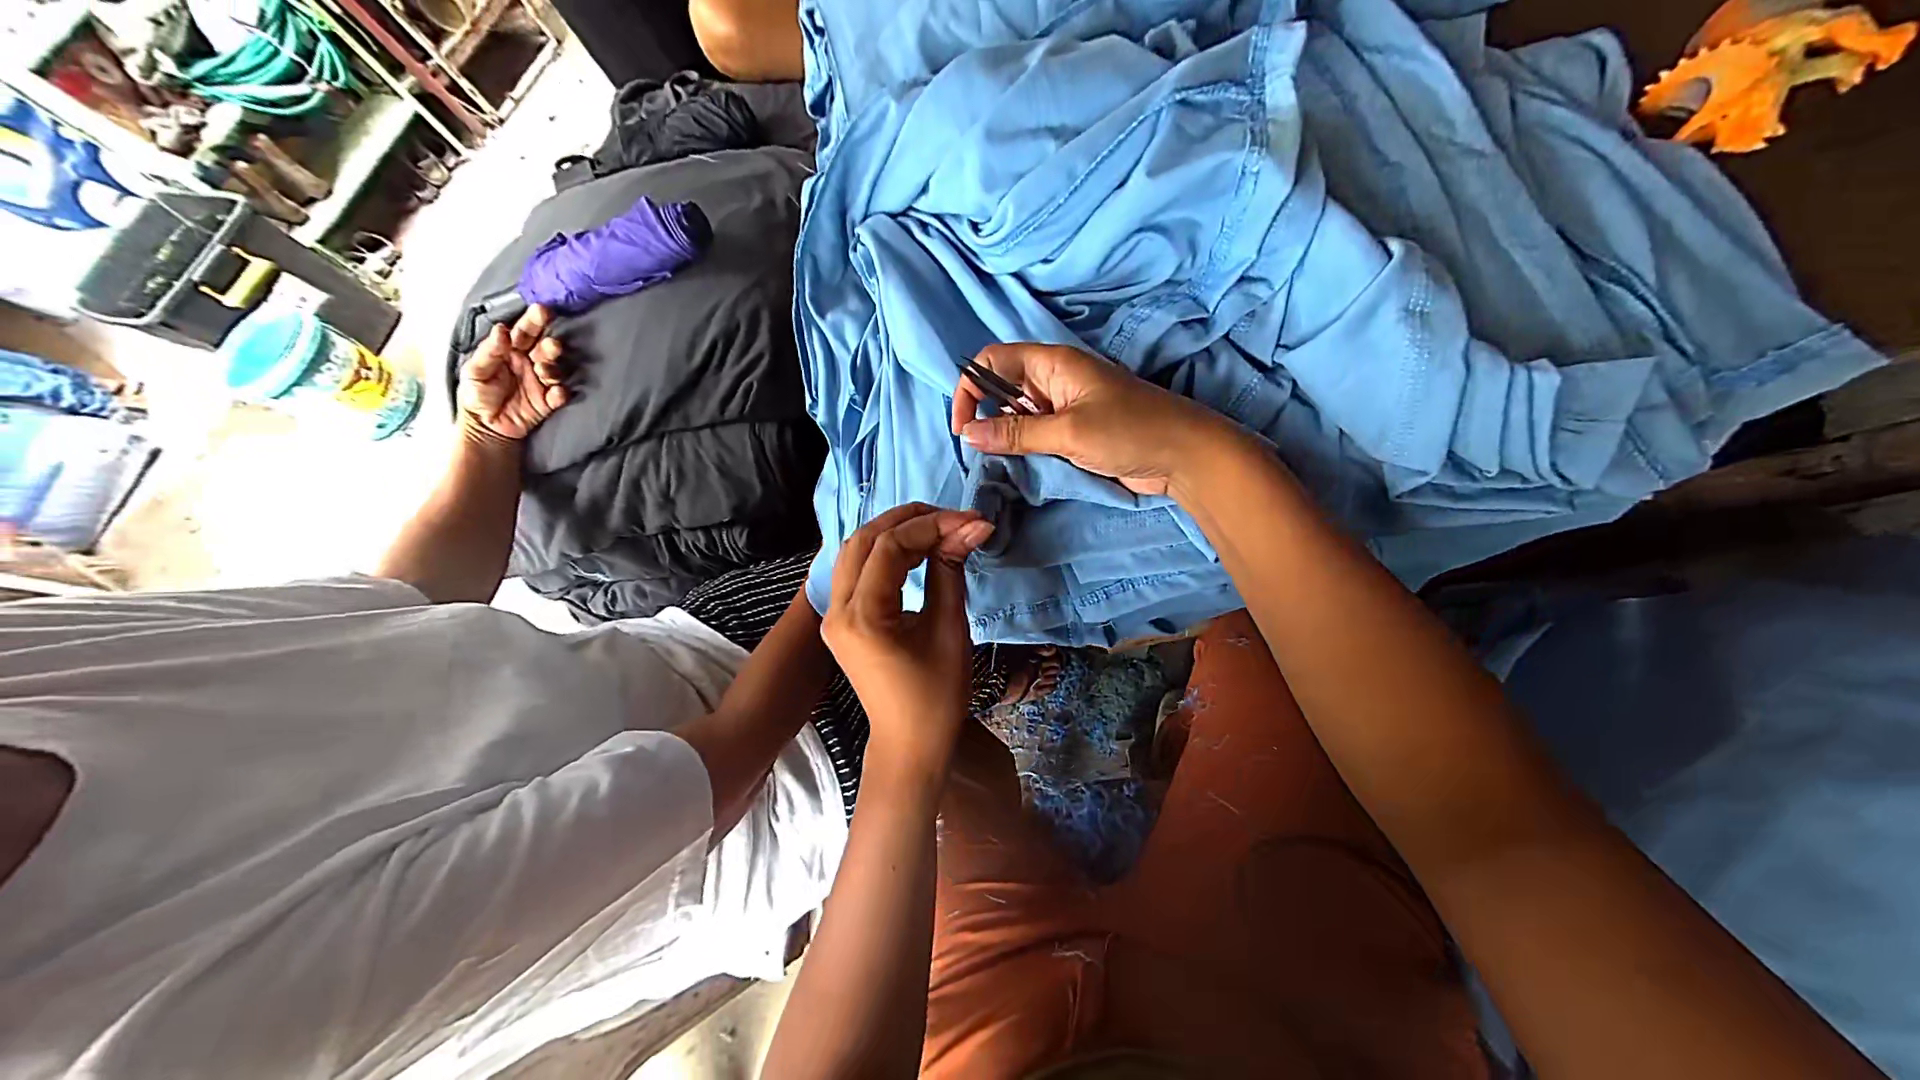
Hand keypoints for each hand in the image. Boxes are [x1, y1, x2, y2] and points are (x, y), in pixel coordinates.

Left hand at [458, 305, 567, 441]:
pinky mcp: (548, 402)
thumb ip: (488, 351)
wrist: (484, 427)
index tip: (543, 310)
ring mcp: (541, 382)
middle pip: (545, 349)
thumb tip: (502, 330)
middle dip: (551, 345)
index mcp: (510, 351)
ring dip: (554, 368)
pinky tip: (557, 393)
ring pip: (555, 370)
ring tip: (545, 371)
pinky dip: (561, 393)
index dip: (534, 320)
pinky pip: (560, 395)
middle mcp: (529, 363)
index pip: (524, 332)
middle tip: (552, 345)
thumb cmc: (476, 395)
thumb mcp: (474, 371)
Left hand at [822, 503, 994, 779]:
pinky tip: (912, 547)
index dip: (932, 526)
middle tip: (954, 517)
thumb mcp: (949, 630)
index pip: (891, 548)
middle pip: (865, 539)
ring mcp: (832, 615)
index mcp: (863, 617)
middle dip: (910, 520)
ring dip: (894, 530)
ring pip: (855, 550)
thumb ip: (950, 571)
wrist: (909, 744)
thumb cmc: (937, 697)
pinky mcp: (839, 620)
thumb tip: (972, 527)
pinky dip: (883, 550)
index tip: (972, 521)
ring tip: (937, 526)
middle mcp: (837, 610)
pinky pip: (855, 568)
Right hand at [951, 343, 1248, 496]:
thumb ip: (1016, 432)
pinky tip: (1021, 463)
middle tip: (982, 450)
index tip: (963, 428)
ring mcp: (1064, 405)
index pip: (992, 361)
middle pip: (1001, 387)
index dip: (970, 388)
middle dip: (985, 414)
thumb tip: (968, 434)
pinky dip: (1023, 446)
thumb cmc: (1130, 432)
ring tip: (1001, 460)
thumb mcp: (1068, 433)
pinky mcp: (1073, 430)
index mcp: (1052, 363)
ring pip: (1017, 413)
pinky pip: (1036, 432)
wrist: (1185, 456)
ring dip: (1004, 434)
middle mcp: (1054, 379)